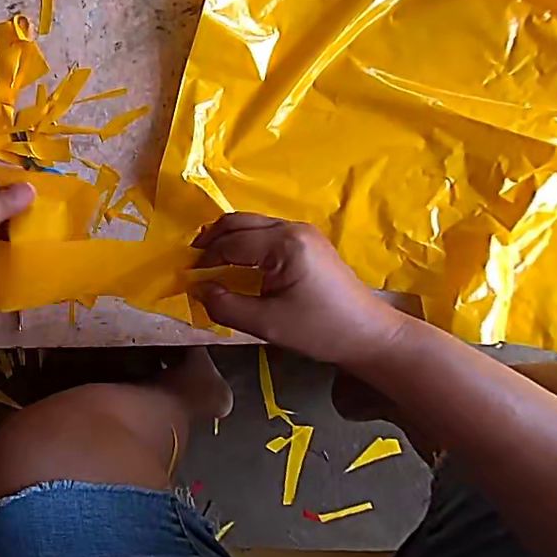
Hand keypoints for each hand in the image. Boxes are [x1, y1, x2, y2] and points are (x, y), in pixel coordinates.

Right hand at [189, 213, 410, 368]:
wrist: (369, 334)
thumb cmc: (320, 330)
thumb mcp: (268, 323)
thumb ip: (227, 306)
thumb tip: (199, 290)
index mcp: (285, 243)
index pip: (232, 243)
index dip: (206, 259)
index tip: (186, 275)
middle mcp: (293, 228)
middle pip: (241, 222)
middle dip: (213, 238)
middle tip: (192, 260)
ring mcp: (304, 231)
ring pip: (254, 224)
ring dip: (229, 238)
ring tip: (209, 260)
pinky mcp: (309, 241)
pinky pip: (268, 232)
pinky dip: (247, 242)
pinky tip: (237, 261)